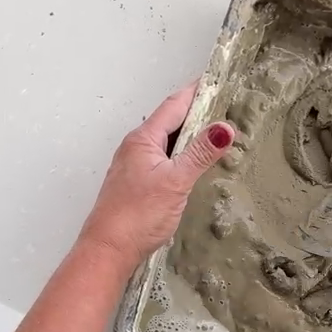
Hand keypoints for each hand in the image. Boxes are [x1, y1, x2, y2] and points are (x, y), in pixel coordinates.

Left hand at [77, 85, 233, 266]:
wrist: (107, 251)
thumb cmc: (137, 216)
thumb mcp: (175, 181)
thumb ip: (200, 154)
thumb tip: (224, 128)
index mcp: (143, 140)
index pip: (174, 105)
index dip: (196, 91)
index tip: (216, 80)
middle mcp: (135, 148)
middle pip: (169, 121)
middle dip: (195, 112)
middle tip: (223, 106)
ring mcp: (133, 167)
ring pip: (165, 142)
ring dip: (188, 135)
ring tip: (213, 134)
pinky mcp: (135, 185)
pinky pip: (161, 160)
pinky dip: (180, 155)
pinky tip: (191, 166)